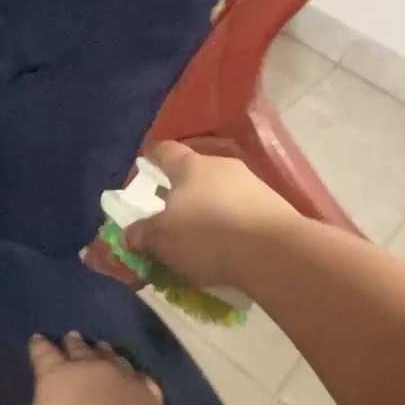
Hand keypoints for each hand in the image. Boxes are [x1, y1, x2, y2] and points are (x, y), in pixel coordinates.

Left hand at [25, 332, 242, 404]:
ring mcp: (89, 375)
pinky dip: (40, 347)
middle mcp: (125, 387)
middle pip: (117, 367)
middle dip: (111, 359)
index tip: (136, 378)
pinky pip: (46, 354)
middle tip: (103, 348)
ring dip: (79, 346)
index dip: (141, 385)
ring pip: (85, 354)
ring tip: (73, 337)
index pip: (149, 392)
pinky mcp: (54, 376)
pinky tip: (35, 339)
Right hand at [122, 141, 301, 288]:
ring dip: (207, 210)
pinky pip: (241, 213)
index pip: (166, 150)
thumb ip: (142, 234)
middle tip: (169, 214)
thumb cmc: (207, 236)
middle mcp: (222, 167)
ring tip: (198, 238)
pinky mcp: (273, 208)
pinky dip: (230, 226)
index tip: (145, 165)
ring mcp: (252, 185)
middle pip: (194, 173)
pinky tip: (226, 249)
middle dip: (180, 192)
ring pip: (220, 193)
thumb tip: (129, 234)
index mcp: (190, 167)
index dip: (153, 157)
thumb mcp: (162, 240)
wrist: (275, 253)